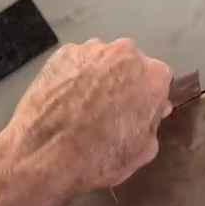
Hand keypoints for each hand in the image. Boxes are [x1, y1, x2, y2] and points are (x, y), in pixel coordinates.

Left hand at [0, 39, 173, 199]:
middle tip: (110, 109)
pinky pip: (77, 61)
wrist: (44, 153)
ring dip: (100, 75)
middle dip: (125, 81)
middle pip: (131, 64)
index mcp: (153, 75)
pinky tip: (65, 97)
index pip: (159, 80)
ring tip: (83, 103)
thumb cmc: (101, 156)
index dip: (148, 97)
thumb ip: (153, 123)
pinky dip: (75, 74)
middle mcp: (126, 52)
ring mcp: (92, 49)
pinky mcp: (63, 52)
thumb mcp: (142, 151)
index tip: (137, 112)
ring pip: (103, 59)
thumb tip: (155, 108)